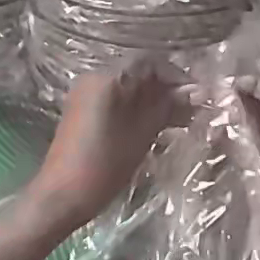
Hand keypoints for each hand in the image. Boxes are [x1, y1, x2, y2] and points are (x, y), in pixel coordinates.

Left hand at [31, 60, 184, 225]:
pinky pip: (117, 100)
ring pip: (129, 88)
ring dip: (155, 100)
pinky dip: (138, 109)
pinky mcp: (84, 111)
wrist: (61, 197)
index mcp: (107, 77)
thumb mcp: (142, 134)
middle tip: (194, 109)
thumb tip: (195, 92)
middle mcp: (94, 77)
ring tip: (182, 120)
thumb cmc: (104, 165)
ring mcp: (87, 94)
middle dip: (168, 89)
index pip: (150, 62)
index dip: (177, 76)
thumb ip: (167, 108)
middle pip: (139, 73)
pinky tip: (159, 126)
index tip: (197, 95)